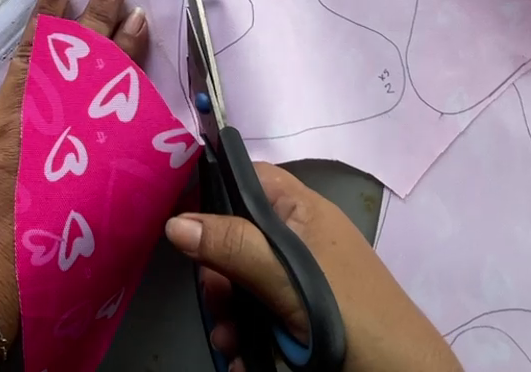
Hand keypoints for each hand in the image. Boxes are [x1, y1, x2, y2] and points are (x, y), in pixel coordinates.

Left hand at [0, 0, 149, 368]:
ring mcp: (4, 116)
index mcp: (82, 146)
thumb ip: (115, 188)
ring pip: (28, 53)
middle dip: (97, 18)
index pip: (112, 85)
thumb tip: (137, 168)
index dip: (129, 51)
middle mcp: (47, 120)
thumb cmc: (37, 264)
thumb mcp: (92, 224)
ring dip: (45, 14)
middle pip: (78, 58)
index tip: (140, 19)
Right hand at [164, 162, 461, 371]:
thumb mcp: (290, 278)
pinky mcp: (297, 318)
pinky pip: (255, 314)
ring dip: (226, 311)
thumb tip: (175, 222)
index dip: (211, 189)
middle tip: (216, 302)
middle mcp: (296, 239)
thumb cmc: (355, 318)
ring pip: (240, 280)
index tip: (178, 217)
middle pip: (234, 235)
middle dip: (217, 271)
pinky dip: (243, 335)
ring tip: (228, 342)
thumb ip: (234, 247)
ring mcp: (297, 281)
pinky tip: (240, 358)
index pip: (246, 177)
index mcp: (301, 211)